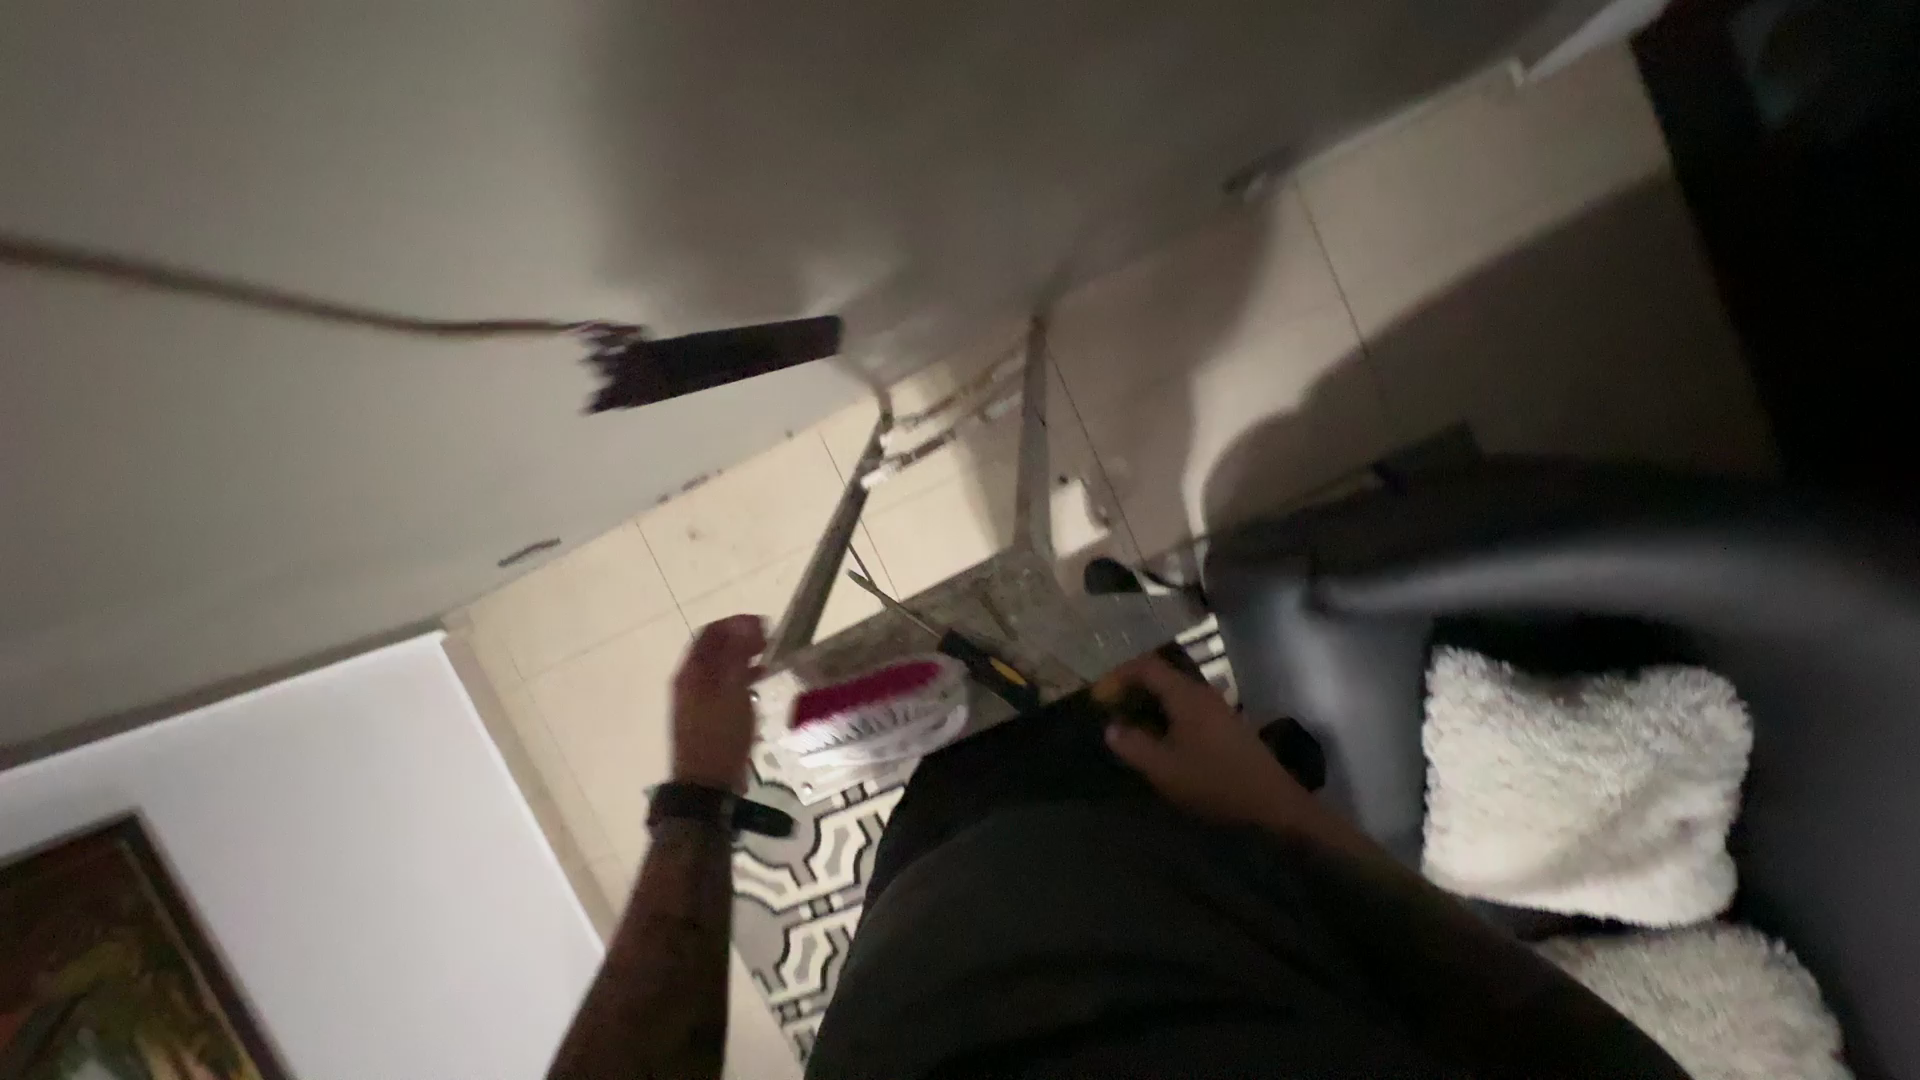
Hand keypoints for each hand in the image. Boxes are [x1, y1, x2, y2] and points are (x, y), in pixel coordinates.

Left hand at [669, 615, 766, 792]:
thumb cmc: (721, 735)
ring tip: (767, 658)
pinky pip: (722, 685)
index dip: (737, 623)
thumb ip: (738, 656)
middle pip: (713, 649)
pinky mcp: (704, 716)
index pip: (711, 633)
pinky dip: (739, 677)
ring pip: (718, 667)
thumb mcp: (734, 691)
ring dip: (741, 657)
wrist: (705, 785)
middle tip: (769, 640)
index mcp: (692, 672)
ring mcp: (694, 700)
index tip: (765, 625)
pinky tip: (758, 684)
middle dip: (741, 638)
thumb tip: (745, 624)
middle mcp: (689, 681)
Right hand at [1099, 652, 1311, 828]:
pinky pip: (1189, 707)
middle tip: (1112, 710)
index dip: (1118, 676)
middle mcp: (1203, 693)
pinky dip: (1168, 714)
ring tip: (1132, 726)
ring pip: (1176, 693)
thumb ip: (1132, 745)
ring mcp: (1219, 708)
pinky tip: (1163, 739)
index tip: (1100, 697)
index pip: (1146, 667)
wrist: (1274, 806)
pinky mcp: (1228, 725)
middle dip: (1132, 689)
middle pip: (1161, 676)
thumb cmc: (1214, 782)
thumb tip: (1111, 728)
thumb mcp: (1163, 769)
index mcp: (1186, 695)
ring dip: (1151, 703)